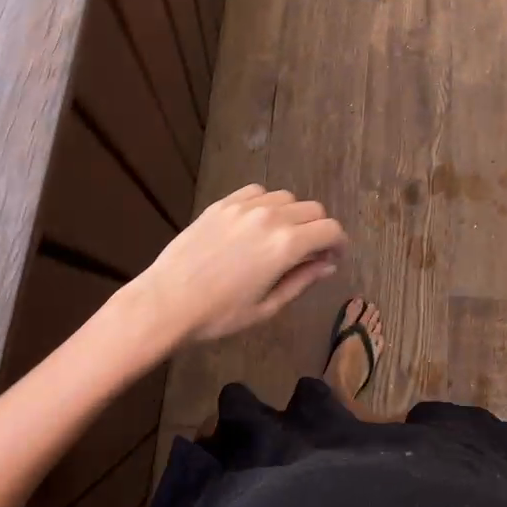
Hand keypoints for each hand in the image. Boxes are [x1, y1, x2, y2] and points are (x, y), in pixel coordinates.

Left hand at [121, 185, 346, 346]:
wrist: (167, 301)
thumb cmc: (219, 315)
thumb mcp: (267, 307)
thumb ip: (302, 280)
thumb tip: (327, 265)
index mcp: (286, 245)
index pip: (330, 230)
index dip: (339, 243)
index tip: (334, 257)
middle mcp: (271, 217)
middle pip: (313, 210)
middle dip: (319, 230)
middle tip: (310, 253)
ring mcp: (245, 206)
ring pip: (286, 198)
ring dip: (293, 215)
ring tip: (281, 238)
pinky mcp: (223, 203)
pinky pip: (257, 192)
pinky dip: (267, 203)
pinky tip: (257, 223)